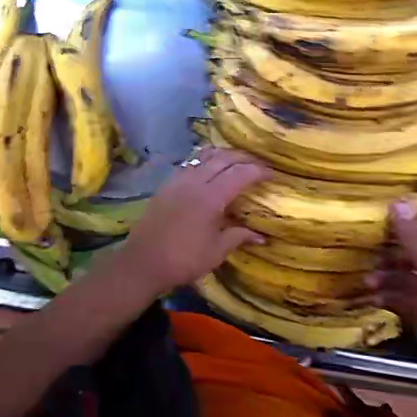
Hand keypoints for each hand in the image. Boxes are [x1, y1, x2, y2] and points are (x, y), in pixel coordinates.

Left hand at [111, 148, 269, 295]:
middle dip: (242, 158)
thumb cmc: (184, 259)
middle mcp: (193, 182)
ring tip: (235, 161)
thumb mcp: (217, 250)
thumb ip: (238, 236)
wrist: (143, 260)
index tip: (272, 174)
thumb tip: (261, 235)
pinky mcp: (164, 186)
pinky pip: (187, 165)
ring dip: (220, 155)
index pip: (239, 173)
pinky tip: (207, 169)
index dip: (258, 170)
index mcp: (210, 197)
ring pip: (201, 157)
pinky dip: (201, 161)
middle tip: (257, 164)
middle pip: (221, 158)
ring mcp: (175, 181)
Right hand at [367, 202, 416, 381]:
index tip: (394, 219)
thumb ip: (415, 240)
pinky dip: (387, 297)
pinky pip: (402, 301)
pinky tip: (372, 298)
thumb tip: (399, 203)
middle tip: (372, 253)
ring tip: (367, 281)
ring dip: (387, 277)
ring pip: (408, 279)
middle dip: (395, 253)